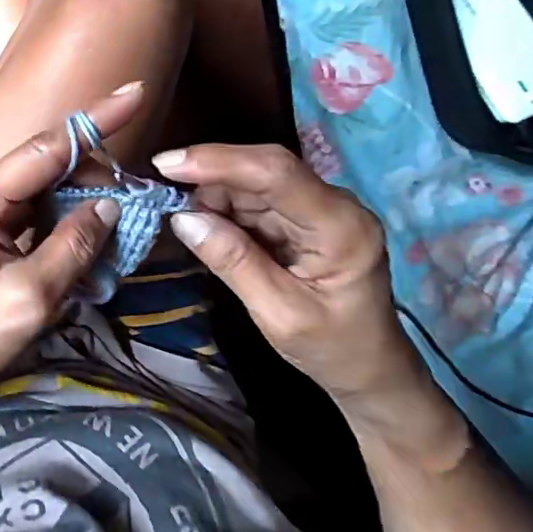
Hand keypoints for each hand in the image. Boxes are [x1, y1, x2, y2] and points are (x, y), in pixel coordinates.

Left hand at [0, 83, 142, 416]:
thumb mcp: (34, 294)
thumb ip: (75, 243)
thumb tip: (111, 205)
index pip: (44, 149)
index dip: (93, 121)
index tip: (135, 94)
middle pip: (50, 164)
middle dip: (96, 174)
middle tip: (136, 200)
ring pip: (51, 184)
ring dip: (89, 197)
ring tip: (123, 219)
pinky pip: (44, 206)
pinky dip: (74, 216)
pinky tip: (98, 230)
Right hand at [152, 144, 438, 429]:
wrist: (370, 370)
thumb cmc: (332, 349)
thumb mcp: (278, 315)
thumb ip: (233, 262)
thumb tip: (183, 217)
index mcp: (340, 227)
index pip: (277, 175)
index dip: (219, 161)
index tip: (165, 164)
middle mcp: (334, 205)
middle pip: (262, 170)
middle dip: (208, 177)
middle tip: (162, 196)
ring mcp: (318, 207)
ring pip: (252, 180)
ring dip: (211, 194)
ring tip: (184, 220)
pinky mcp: (301, 216)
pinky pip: (254, 197)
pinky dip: (222, 206)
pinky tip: (205, 225)